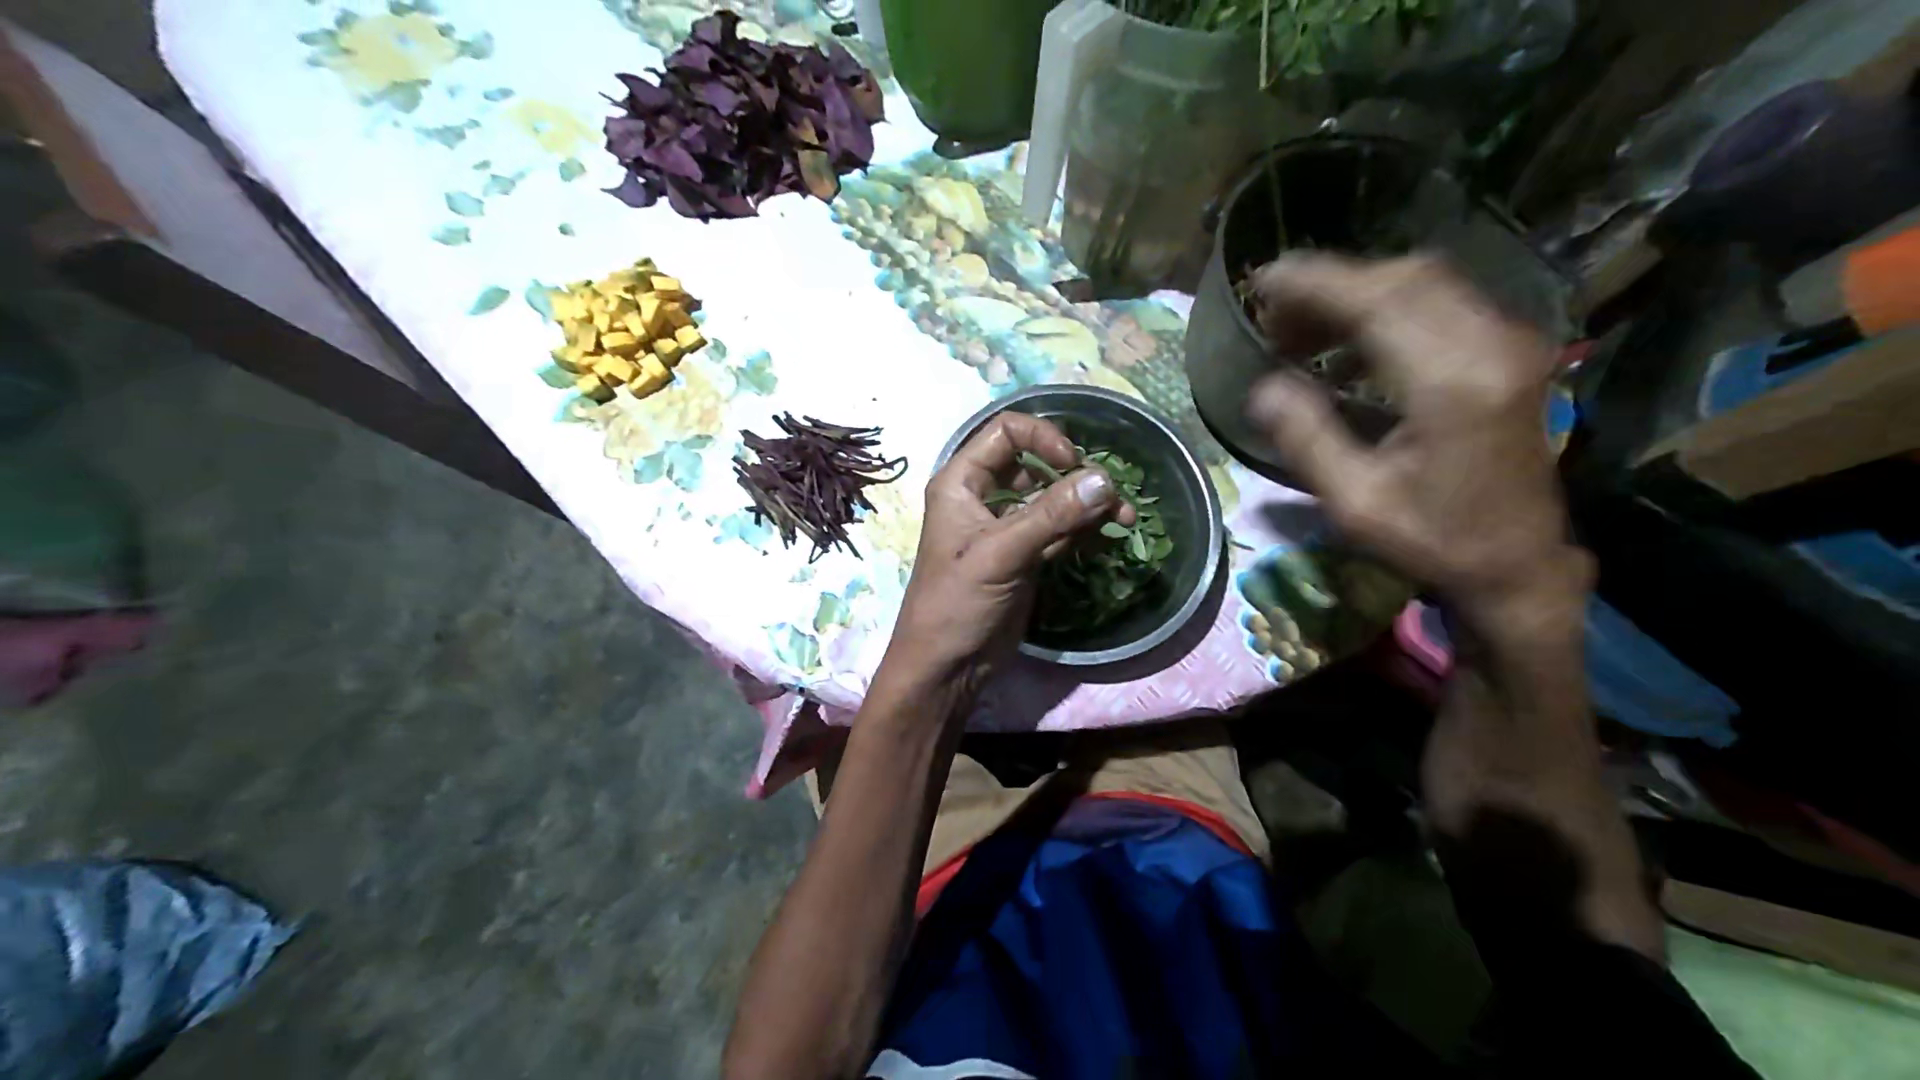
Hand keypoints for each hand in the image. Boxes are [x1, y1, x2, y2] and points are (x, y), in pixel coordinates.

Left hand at [884, 412, 1129, 695]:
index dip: (1043, 437)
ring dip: (1088, 505)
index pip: (1006, 433)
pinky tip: (1110, 536)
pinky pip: (1059, 530)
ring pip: (1053, 500)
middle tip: (1111, 497)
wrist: (947, 667)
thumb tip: (1104, 480)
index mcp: (962, 482)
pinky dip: (1084, 530)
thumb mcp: (1001, 554)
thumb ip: (1051, 515)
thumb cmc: (956, 603)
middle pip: (1036, 464)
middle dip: (1075, 476)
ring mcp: (1007, 527)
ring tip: (1123, 520)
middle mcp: (984, 497)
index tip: (1073, 463)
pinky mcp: (1025, 555)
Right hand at [1246, 254, 1588, 634]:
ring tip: (1302, 329)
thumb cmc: (1432, 539)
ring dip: (1357, 292)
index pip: (1379, 302)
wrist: (1518, 562)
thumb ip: (1307, 439)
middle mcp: (1489, 347)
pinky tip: (1349, 340)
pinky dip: (1386, 306)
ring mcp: (1508, 343)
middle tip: (1275, 316)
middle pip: (1404, 279)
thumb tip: (1262, 387)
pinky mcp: (1508, 351)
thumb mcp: (1354, 502)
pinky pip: (1441, 301)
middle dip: (1331, 285)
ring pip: (1425, 283)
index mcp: (1450, 384)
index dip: (1316, 283)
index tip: (1263, 281)